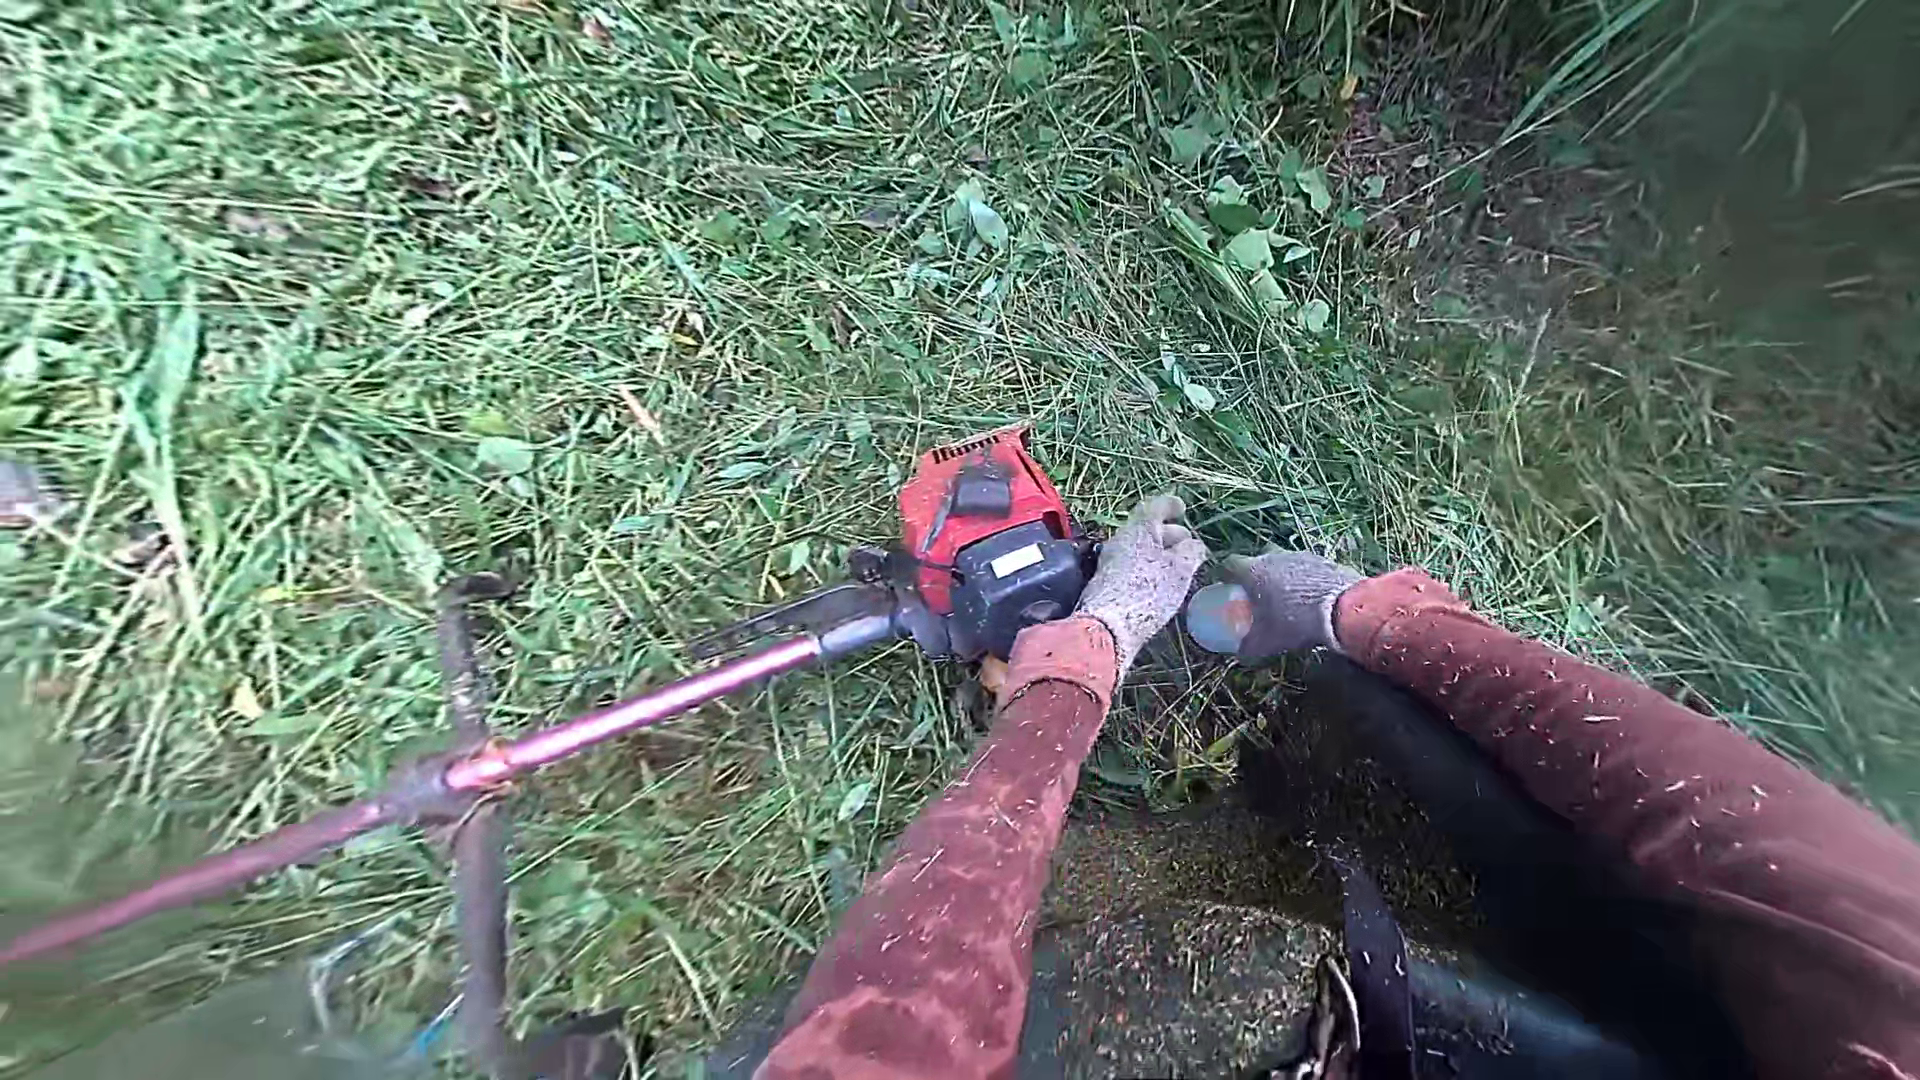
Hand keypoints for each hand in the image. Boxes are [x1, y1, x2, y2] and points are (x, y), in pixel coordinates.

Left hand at [1075, 495, 1208, 672]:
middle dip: (1169, 533)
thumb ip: (1191, 552)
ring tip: (1181, 566)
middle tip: (1188, 543)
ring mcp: (1111, 564)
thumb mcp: (1179, 569)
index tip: (1181, 508)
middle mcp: (1120, 542)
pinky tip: (1163, 585)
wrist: (1108, 627)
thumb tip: (1193, 545)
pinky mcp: (1109, 585)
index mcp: (1136, 530)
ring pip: (1140, 550)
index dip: (1169, 504)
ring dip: (1161, 553)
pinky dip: (1151, 569)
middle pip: (1146, 530)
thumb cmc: (1147, 591)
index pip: (1152, 507)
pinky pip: (1134, 568)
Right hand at [1186, 549, 1361, 659]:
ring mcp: (1302, 556)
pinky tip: (1311, 598)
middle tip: (1259, 594)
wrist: (1346, 611)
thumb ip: (1249, 645)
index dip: (1225, 575)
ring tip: (1288, 598)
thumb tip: (1239, 653)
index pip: (1229, 564)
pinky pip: (1308, 569)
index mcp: (1253, 570)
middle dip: (1256, 574)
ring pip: (1284, 563)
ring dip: (1282, 576)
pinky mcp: (1326, 561)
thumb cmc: (1296, 622)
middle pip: (1258, 560)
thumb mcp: (1267, 640)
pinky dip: (1305, 580)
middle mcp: (1274, 557)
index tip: (1226, 586)